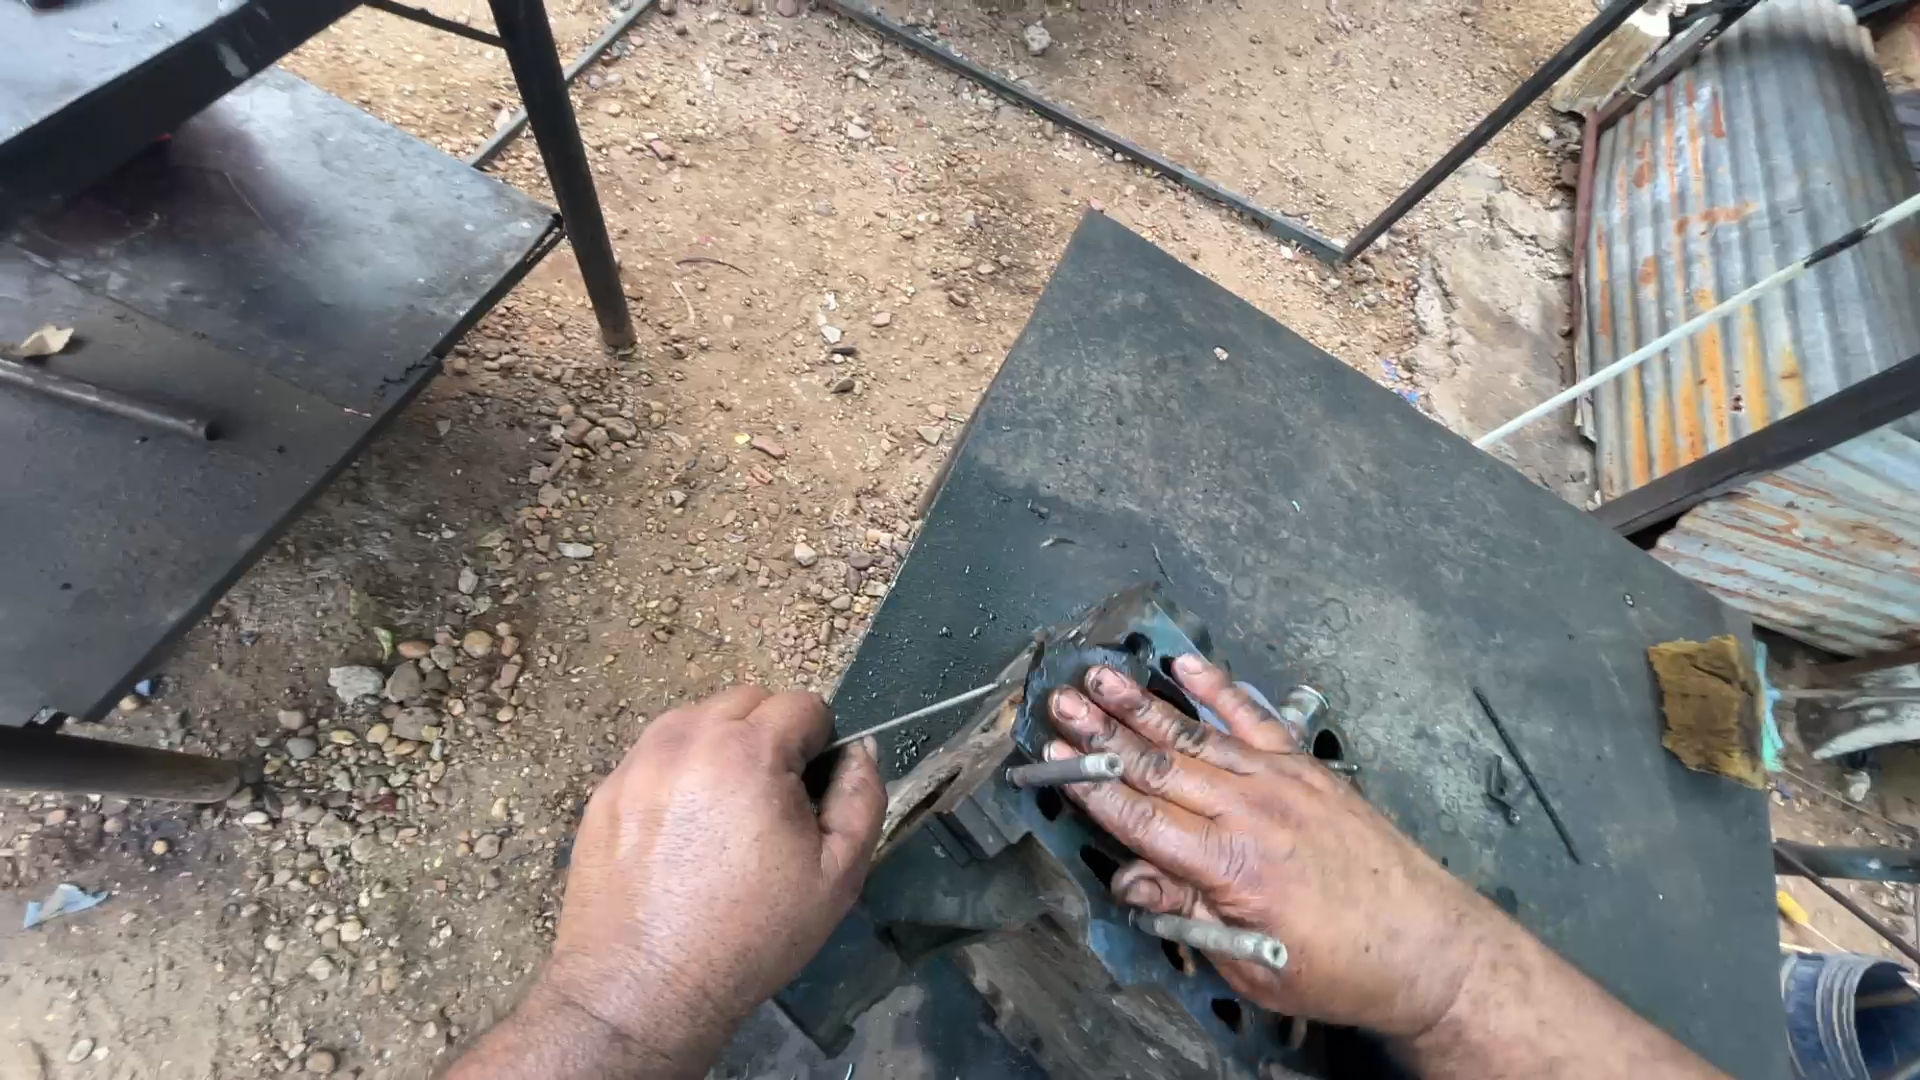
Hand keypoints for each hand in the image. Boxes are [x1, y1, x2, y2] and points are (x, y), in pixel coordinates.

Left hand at [532, 686, 884, 1073]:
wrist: (640, 994)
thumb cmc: (752, 934)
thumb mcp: (838, 875)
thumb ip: (863, 796)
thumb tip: (861, 747)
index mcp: (749, 753)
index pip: (803, 704)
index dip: (819, 742)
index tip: (809, 789)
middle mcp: (689, 740)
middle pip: (750, 699)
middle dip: (772, 732)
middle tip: (771, 795)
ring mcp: (640, 761)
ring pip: (701, 715)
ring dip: (725, 740)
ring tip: (726, 802)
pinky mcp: (606, 787)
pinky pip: (658, 749)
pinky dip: (682, 765)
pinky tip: (683, 822)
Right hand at [1045, 656, 1514, 1040]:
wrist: (1429, 948)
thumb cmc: (1335, 966)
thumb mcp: (1251, 964)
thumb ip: (1184, 912)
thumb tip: (1127, 878)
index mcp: (1229, 867)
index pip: (1140, 816)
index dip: (1090, 786)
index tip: (1052, 756)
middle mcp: (1248, 811)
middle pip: (1157, 765)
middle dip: (1101, 732)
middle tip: (1060, 701)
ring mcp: (1277, 780)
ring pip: (1192, 735)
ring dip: (1140, 703)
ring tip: (1099, 675)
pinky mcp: (1302, 765)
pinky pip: (1253, 718)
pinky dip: (1218, 688)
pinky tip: (1185, 663)